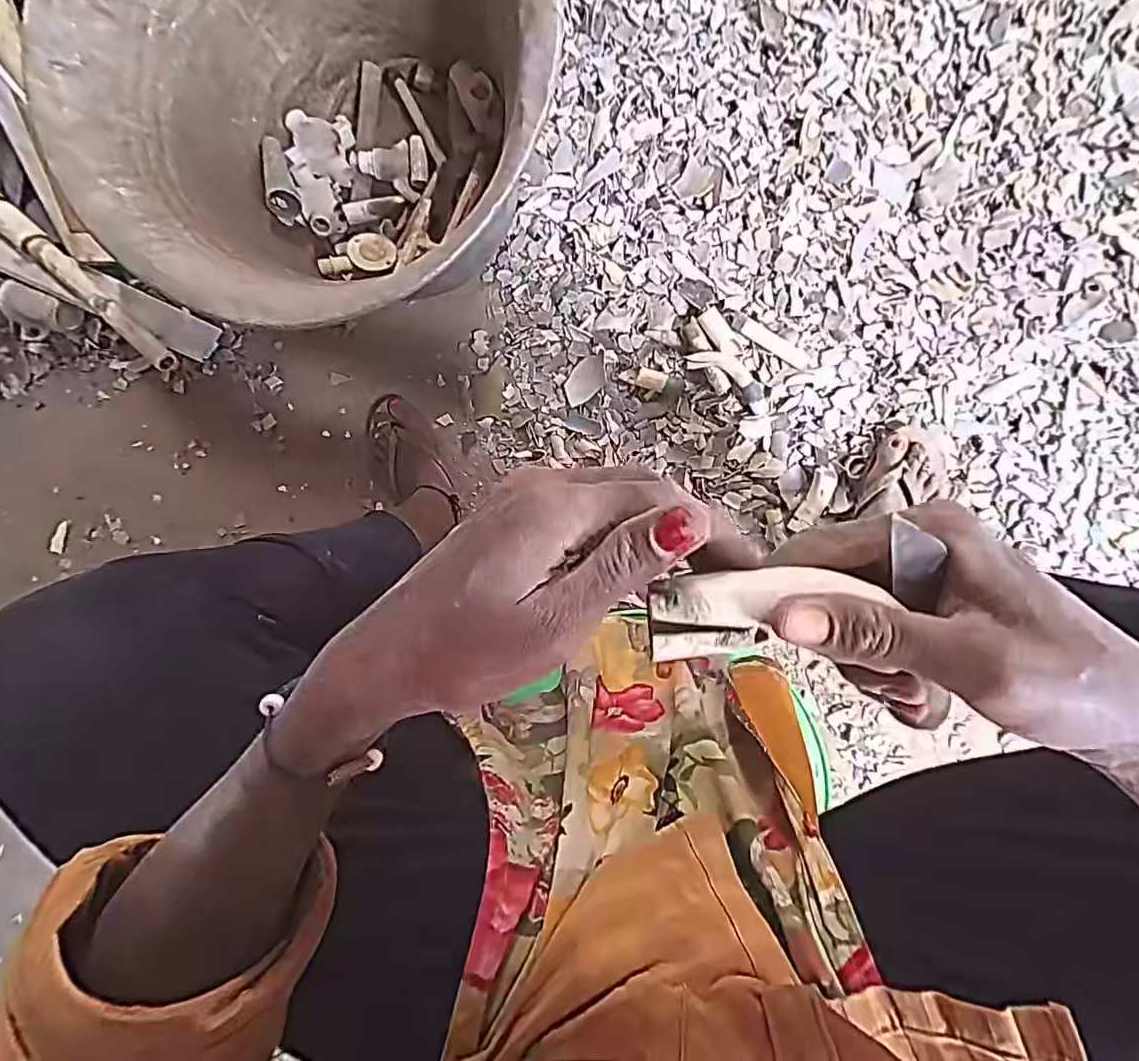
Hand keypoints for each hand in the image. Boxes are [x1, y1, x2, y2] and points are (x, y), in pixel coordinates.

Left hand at [271, 468, 758, 771]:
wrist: (388, 655)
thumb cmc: (467, 653)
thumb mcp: (555, 620)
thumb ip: (622, 564)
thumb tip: (690, 517)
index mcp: (557, 506)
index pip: (659, 495)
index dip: (713, 526)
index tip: (750, 566)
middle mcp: (542, 484)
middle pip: (639, 487)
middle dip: (690, 525)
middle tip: (726, 577)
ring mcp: (523, 494)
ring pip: (613, 495)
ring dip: (655, 528)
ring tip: (690, 577)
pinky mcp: (512, 513)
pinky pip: (584, 508)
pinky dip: (619, 532)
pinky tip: (631, 565)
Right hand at [764, 502, 1138, 758]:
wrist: (1136, 719)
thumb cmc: (1072, 681)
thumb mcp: (965, 660)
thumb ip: (871, 635)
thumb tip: (787, 616)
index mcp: (930, 530)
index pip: (822, 547)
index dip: (784, 588)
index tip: (766, 633)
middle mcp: (919, 544)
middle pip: (829, 585)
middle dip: (844, 641)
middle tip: (890, 679)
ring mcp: (921, 576)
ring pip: (844, 617)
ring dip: (867, 664)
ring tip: (920, 690)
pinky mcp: (924, 606)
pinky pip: (869, 635)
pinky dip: (884, 671)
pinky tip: (925, 691)